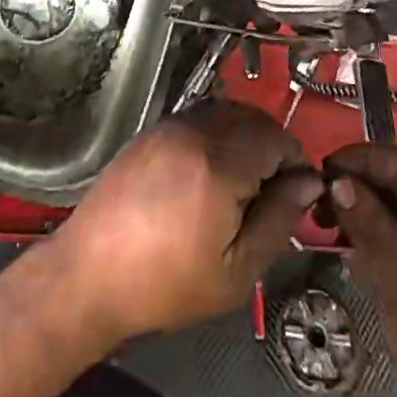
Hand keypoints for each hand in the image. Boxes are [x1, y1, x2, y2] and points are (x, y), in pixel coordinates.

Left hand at [46, 101, 323, 340]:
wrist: (88, 275)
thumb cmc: (164, 283)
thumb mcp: (236, 270)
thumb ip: (279, 219)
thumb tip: (308, 183)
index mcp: (218, 164)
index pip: (276, 137)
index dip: (294, 162)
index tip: (294, 194)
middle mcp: (193, 132)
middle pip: (252, 117)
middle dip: (272, 147)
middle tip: (269, 192)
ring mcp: (168, 127)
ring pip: (225, 112)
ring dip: (244, 138)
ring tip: (239, 185)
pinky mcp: (150, 132)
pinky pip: (198, 119)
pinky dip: (216, 136)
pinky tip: (207, 176)